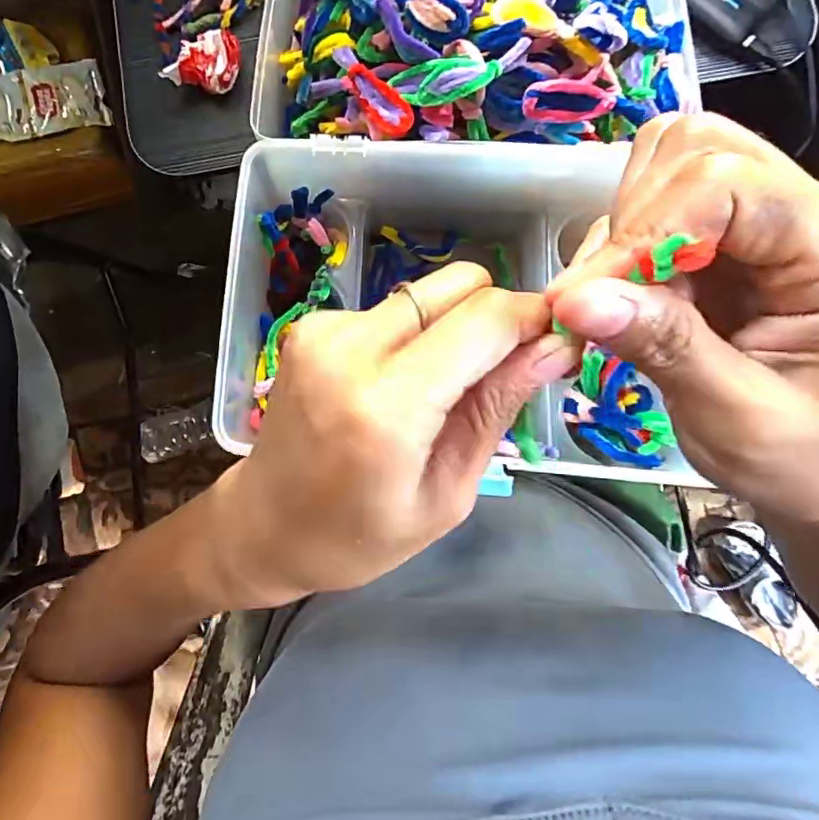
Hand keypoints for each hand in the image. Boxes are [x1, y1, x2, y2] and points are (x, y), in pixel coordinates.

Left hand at [210, 261, 577, 607]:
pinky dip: (414, 334)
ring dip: (454, 326)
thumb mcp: (446, 493)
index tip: (554, 343)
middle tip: (500, 370)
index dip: (533, 319)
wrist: (263, 525)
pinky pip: (391, 307)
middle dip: (495, 316)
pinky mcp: (312, 323)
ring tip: (441, 387)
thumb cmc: (358, 535)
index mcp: (386, 405)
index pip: (484, 319)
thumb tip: (555, 346)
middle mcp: (349, 348)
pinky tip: (397, 382)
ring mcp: (324, 328)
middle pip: (459, 284)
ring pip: (427, 292)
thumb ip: (497, 408)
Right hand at [546, 113, 818, 522]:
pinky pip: (666, 195)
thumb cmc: (795, 462)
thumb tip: (574, 299)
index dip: (649, 229)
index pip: (736, 187)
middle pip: (704, 151)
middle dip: (635, 220)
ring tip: (620, 294)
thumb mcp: (731, 417)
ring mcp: (785, 219)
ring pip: (678, 160)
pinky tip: (630, 290)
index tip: (588, 294)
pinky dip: (628, 236)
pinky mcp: (745, 231)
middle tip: (602, 294)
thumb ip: (662, 345)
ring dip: (628, 222)